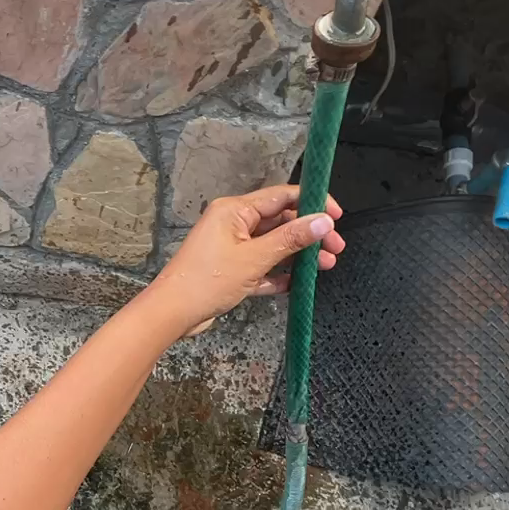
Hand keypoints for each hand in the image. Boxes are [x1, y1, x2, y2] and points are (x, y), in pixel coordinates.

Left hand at [140, 185, 343, 336]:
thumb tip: (321, 221)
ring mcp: (230, 247)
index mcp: (234, 211)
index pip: (281, 196)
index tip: (336, 215)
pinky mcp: (229, 269)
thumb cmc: (204, 282)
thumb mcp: (255, 258)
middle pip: (280, 222)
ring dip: (297, 256)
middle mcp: (232, 224)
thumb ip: (290, 239)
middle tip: (335, 247)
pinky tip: (295, 283)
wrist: (173, 313)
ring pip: (272, 246)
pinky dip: (277, 274)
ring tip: (323, 267)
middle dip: (308, 234)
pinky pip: (260, 267)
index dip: (312, 203)